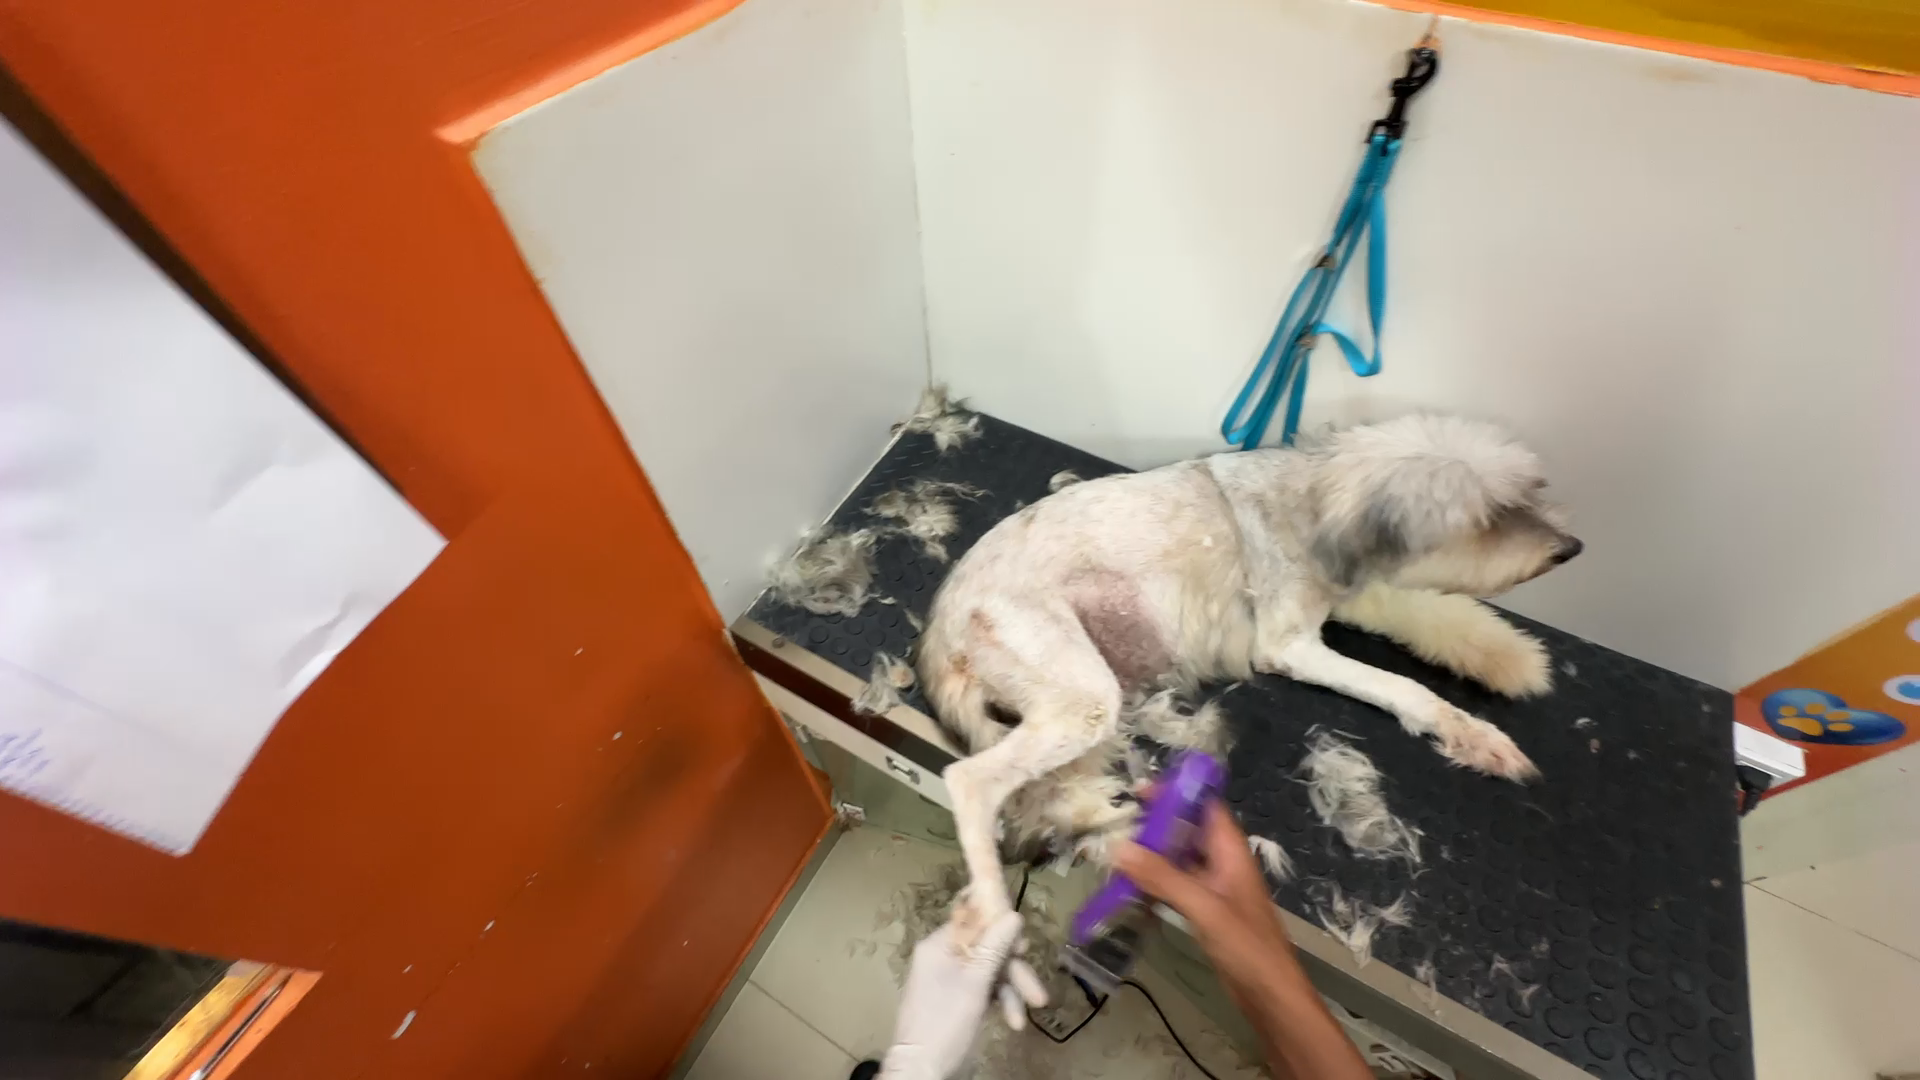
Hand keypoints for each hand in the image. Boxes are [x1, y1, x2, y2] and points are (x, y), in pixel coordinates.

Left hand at [880, 907, 1048, 1079]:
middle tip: (1036, 991)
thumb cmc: (945, 1023)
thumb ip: (994, 948)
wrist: (921, 1074)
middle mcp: (943, 956)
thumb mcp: (974, 984)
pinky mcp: (957, 999)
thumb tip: (1013, 914)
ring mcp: (949, 979)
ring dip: (1010, 991)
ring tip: (1027, 1013)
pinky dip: (998, 1002)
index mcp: (939, 944)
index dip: (1001, 929)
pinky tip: (1013, 1020)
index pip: (974, 921)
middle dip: (1012, 970)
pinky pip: (982, 989)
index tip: (1024, 945)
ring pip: (988, 971)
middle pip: (985, 949)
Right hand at [1111, 799, 1296, 1007]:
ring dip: (1154, 852)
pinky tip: (1133, 886)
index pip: (1204, 804)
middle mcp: (1222, 861)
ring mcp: (1214, 886)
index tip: (1140, 789)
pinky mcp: (1206, 908)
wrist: (1273, 998)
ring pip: (1180, 856)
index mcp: (1230, 849)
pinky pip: (1177, 883)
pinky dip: (1156, 880)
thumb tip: (1118, 847)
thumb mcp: (1203, 906)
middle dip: (1157, 822)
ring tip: (1120, 851)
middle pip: (1188, 828)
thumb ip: (1161, 876)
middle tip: (1122, 820)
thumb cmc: (1246, 945)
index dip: (1176, 792)